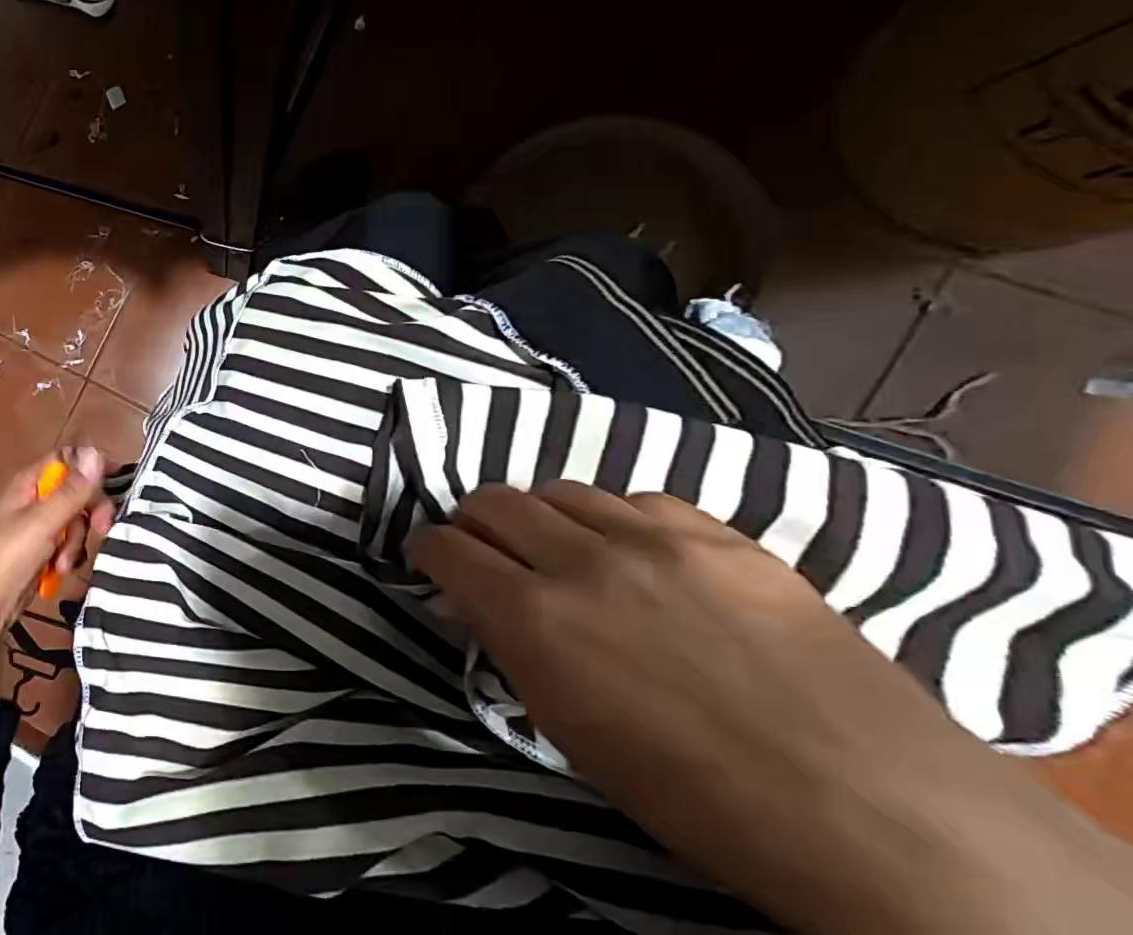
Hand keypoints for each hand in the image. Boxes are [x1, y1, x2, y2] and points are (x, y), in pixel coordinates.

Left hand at [0, 448, 114, 703]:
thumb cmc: (7, 558)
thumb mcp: (44, 522)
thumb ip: (73, 491)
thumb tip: (97, 453)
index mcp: (29, 483)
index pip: (69, 459)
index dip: (91, 468)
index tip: (113, 484)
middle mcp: (36, 499)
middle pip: (79, 491)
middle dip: (89, 513)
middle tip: (100, 529)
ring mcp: (40, 526)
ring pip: (78, 520)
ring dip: (77, 541)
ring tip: (62, 562)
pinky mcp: (44, 551)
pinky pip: (71, 543)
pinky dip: (70, 555)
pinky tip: (60, 569)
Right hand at [408, 480, 1132, 934]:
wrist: (866, 804)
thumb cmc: (690, 791)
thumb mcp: (567, 728)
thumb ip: (508, 647)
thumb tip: (470, 603)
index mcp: (535, 616)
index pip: (448, 548)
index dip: (427, 549)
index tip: (428, 559)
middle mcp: (584, 559)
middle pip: (496, 501)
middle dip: (473, 521)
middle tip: (481, 548)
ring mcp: (658, 539)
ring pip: (563, 489)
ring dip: (539, 514)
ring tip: (553, 544)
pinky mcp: (722, 535)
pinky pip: (639, 499)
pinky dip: (611, 516)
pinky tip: (629, 548)